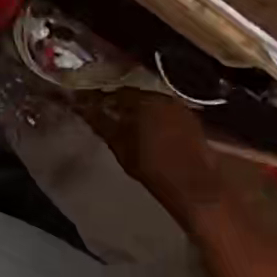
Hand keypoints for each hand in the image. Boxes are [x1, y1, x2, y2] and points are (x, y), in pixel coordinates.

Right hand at [75, 88, 225, 213]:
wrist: (193, 186)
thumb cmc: (151, 167)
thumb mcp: (119, 146)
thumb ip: (101, 123)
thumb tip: (82, 108)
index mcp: (143, 100)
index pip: (117, 91)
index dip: (105, 98)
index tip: (96, 106)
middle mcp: (163, 97)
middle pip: (137, 94)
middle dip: (124, 103)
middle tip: (113, 115)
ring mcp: (180, 106)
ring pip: (153, 101)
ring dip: (142, 109)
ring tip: (132, 124)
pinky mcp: (192, 118)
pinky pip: (168, 110)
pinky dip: (158, 116)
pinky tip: (152, 130)